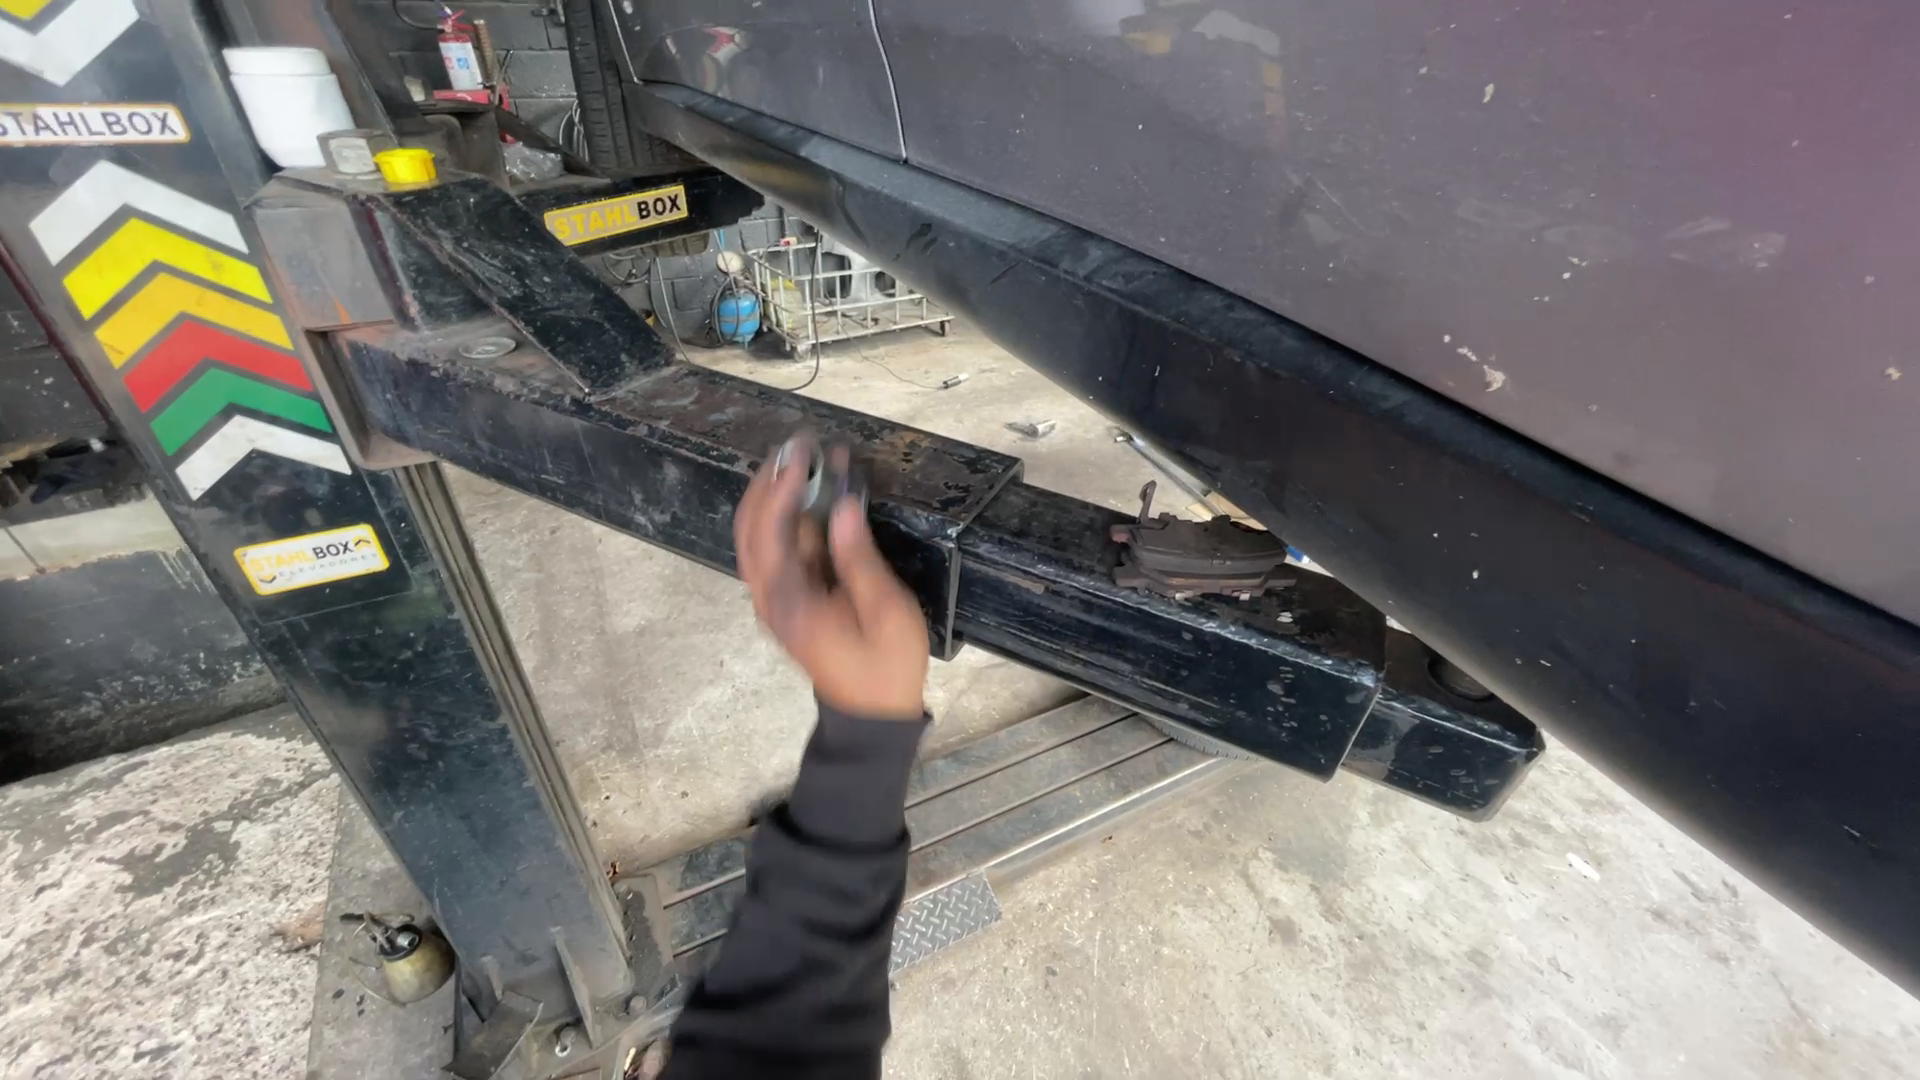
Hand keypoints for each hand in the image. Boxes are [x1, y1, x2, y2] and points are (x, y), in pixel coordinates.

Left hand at [733, 436, 929, 717]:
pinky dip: (786, 518)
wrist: (872, 713)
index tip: (803, 455)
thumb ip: (858, 558)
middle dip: (768, 483)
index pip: (770, 533)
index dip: (782, 489)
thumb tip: (843, 507)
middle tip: (796, 446)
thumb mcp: (884, 612)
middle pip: (750, 530)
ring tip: (799, 460)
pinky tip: (809, 496)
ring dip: (773, 496)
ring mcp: (775, 600)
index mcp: (790, 601)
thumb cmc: (884, 664)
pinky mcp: (789, 600)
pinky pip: (776, 550)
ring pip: (759, 538)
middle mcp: (770, 598)